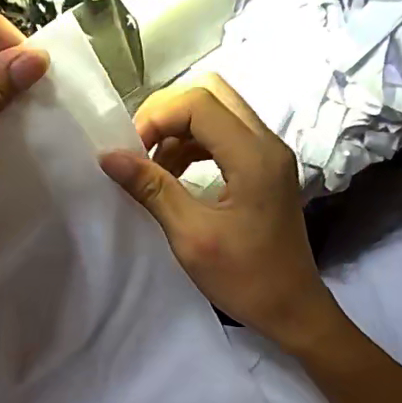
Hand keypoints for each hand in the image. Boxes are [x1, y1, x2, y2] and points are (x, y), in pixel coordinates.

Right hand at [99, 74, 341, 349]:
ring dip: (181, 129)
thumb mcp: (191, 236)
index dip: (158, 118)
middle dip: (169, 114)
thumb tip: (109, 156)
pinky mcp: (266, 169)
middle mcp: (267, 143)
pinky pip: (227, 136)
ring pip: (220, 112)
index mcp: (254, 156)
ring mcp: (270, 155)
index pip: (199, 103)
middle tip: (140, 149)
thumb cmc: (244, 278)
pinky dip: (196, 145)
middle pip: (212, 94)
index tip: (131, 152)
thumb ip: (152, 189)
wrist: (292, 309)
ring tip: (153, 168)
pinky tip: (174, 175)